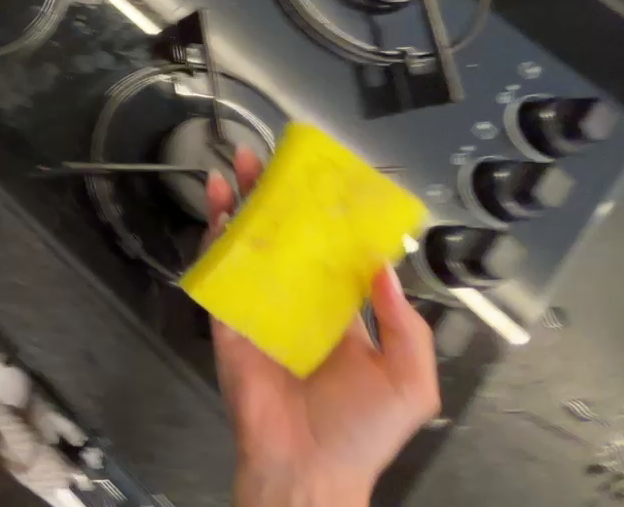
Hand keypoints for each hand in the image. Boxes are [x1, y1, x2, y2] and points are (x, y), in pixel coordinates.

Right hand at [203, 148, 440, 506]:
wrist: (307, 467)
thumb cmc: (362, 429)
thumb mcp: (409, 381)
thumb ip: (406, 325)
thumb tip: (385, 264)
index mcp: (338, 314)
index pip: (325, 253)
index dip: (320, 217)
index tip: (316, 182)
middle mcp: (294, 300)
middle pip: (278, 236)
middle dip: (267, 196)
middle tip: (259, 158)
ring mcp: (255, 304)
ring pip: (243, 243)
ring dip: (236, 204)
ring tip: (231, 168)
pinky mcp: (225, 314)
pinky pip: (218, 269)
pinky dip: (214, 235)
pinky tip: (215, 207)